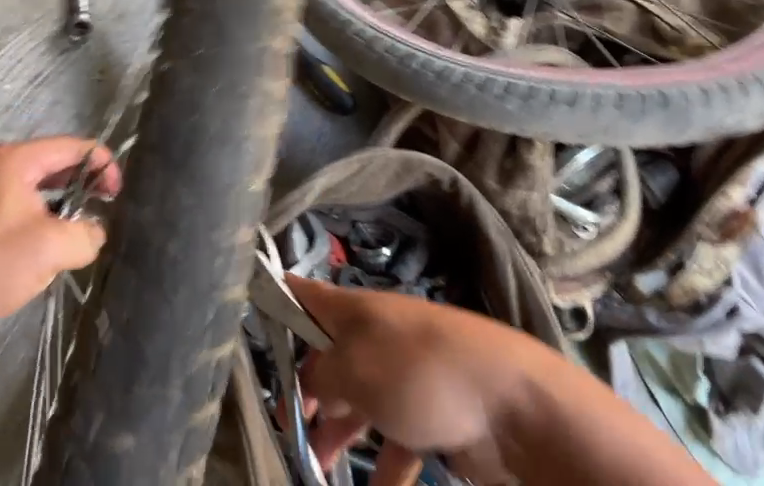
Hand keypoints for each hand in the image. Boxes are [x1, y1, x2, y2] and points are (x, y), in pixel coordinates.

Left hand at [0, 137, 121, 332]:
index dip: (102, 167)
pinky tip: (44, 239)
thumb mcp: (54, 248)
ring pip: (34, 181)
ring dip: (59, 201)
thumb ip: (88, 233)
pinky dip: (37, 210)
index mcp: (12, 159)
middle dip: (82, 184)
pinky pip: (15, 197)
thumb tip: (93, 231)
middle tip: (102, 211)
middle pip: (52, 161)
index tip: (116, 197)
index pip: (73, 148)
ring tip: (75, 229)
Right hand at [289, 277, 519, 485]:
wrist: (515, 405)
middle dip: (305, 390)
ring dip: (337, 435)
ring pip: (360, 404)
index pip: (306, 295)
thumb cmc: (421, 372)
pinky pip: (398, 442)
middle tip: (285, 424)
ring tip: (316, 467)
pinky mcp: (436, 417)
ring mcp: (409, 378)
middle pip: (330, 358)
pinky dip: (384, 469)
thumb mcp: (354, 368)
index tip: (248, 316)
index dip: (276, 301)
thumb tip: (311, 380)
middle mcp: (379, 338)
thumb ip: (320, 374)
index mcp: (357, 311)